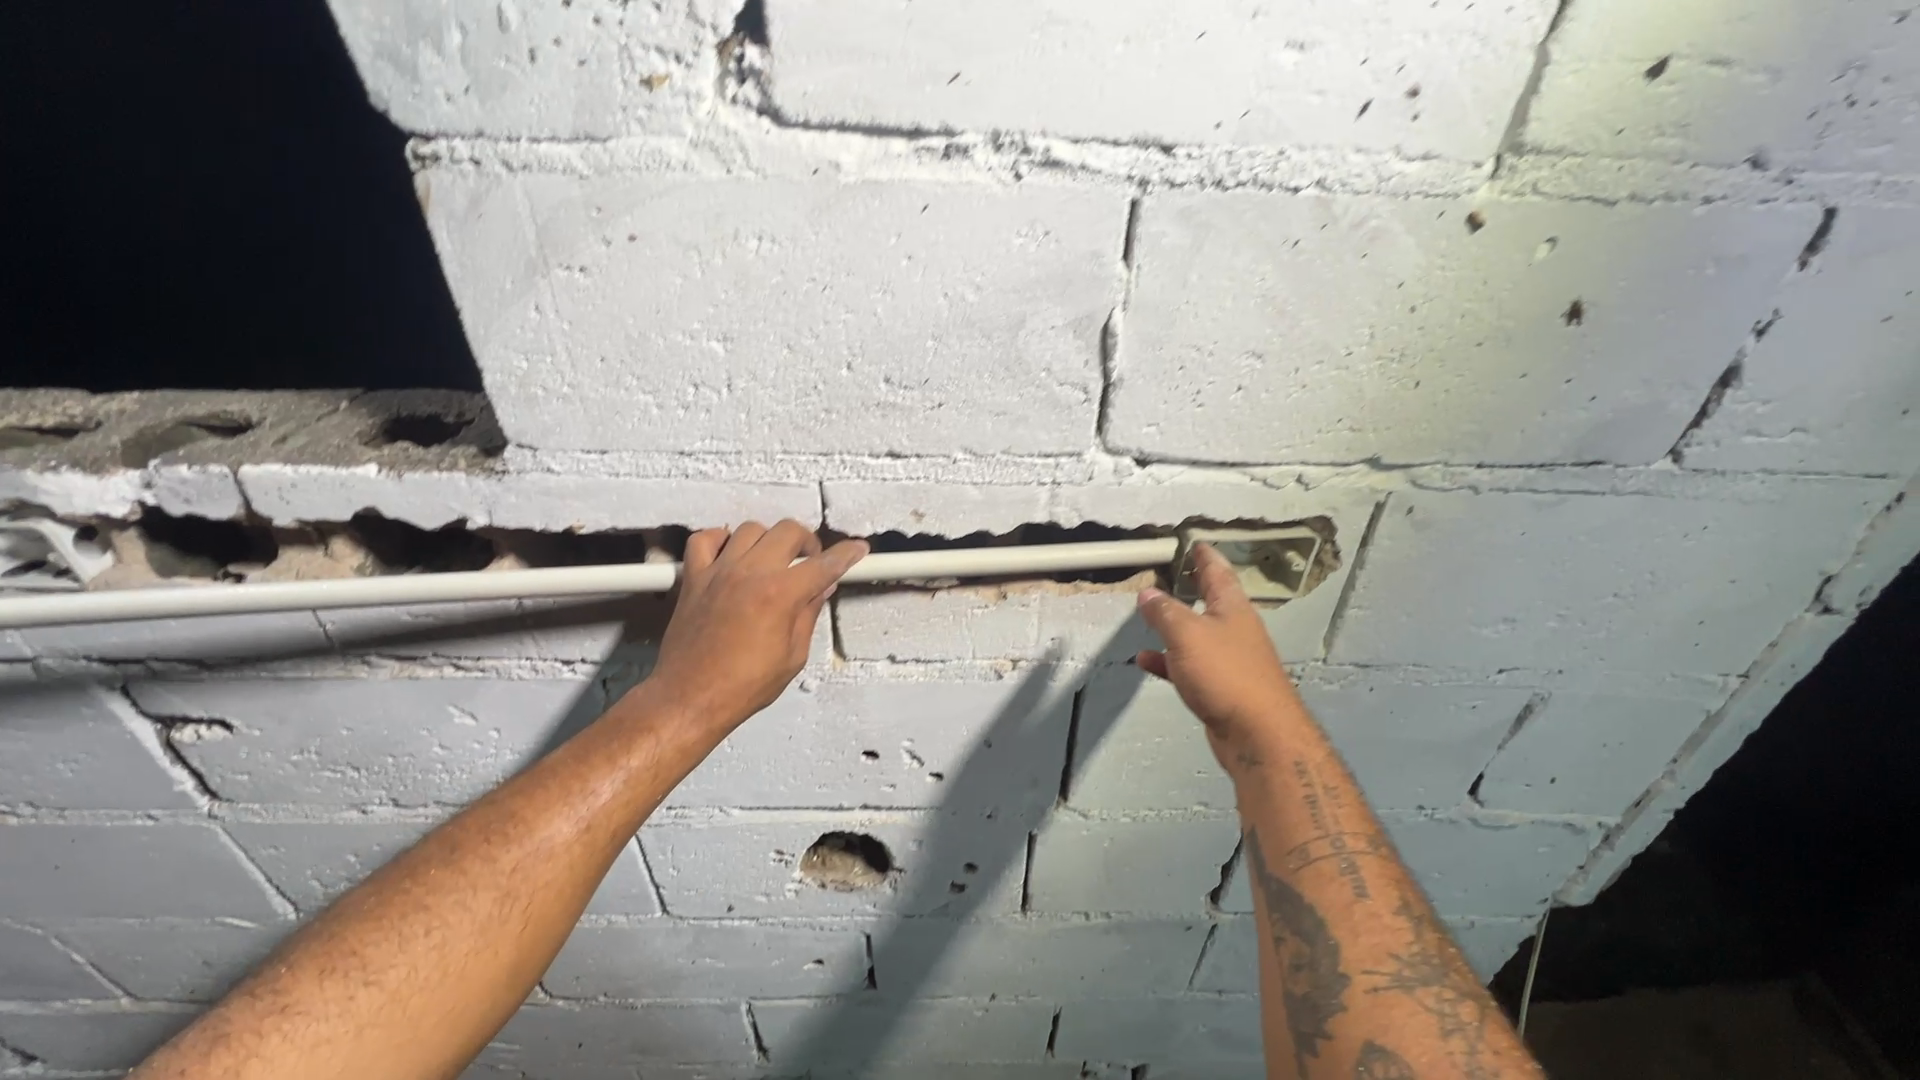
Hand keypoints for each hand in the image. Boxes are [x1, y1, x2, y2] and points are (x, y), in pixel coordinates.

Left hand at [646, 521, 867, 731]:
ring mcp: (718, 571)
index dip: (846, 555)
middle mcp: (750, 573)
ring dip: (768, 540)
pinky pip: (704, 539)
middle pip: (788, 531)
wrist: (690, 697)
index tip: (856, 549)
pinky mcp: (693, 577)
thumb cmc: (743, 685)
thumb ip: (808, 615)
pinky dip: (720, 540)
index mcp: (780, 594)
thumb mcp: (793, 656)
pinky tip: (730, 555)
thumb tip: (822, 588)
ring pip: (750, 529)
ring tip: (772, 560)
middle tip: (809, 562)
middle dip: (807, 543)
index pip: (824, 564)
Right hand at [1135, 544, 1304, 776]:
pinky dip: (1168, 661)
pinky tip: (1147, 661)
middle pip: (1211, 600)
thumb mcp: (1187, 635)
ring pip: (1198, 634)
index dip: (1205, 555)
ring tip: (1149, 617)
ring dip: (1175, 625)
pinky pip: (1190, 665)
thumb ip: (1165, 612)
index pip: (1218, 571)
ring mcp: (1230, 660)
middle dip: (1192, 586)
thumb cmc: (1225, 674)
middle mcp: (1235, 629)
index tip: (1194, 542)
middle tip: (1171, 573)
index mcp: (1232, 608)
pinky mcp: (1222, 687)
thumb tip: (1148, 592)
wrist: (1257, 734)